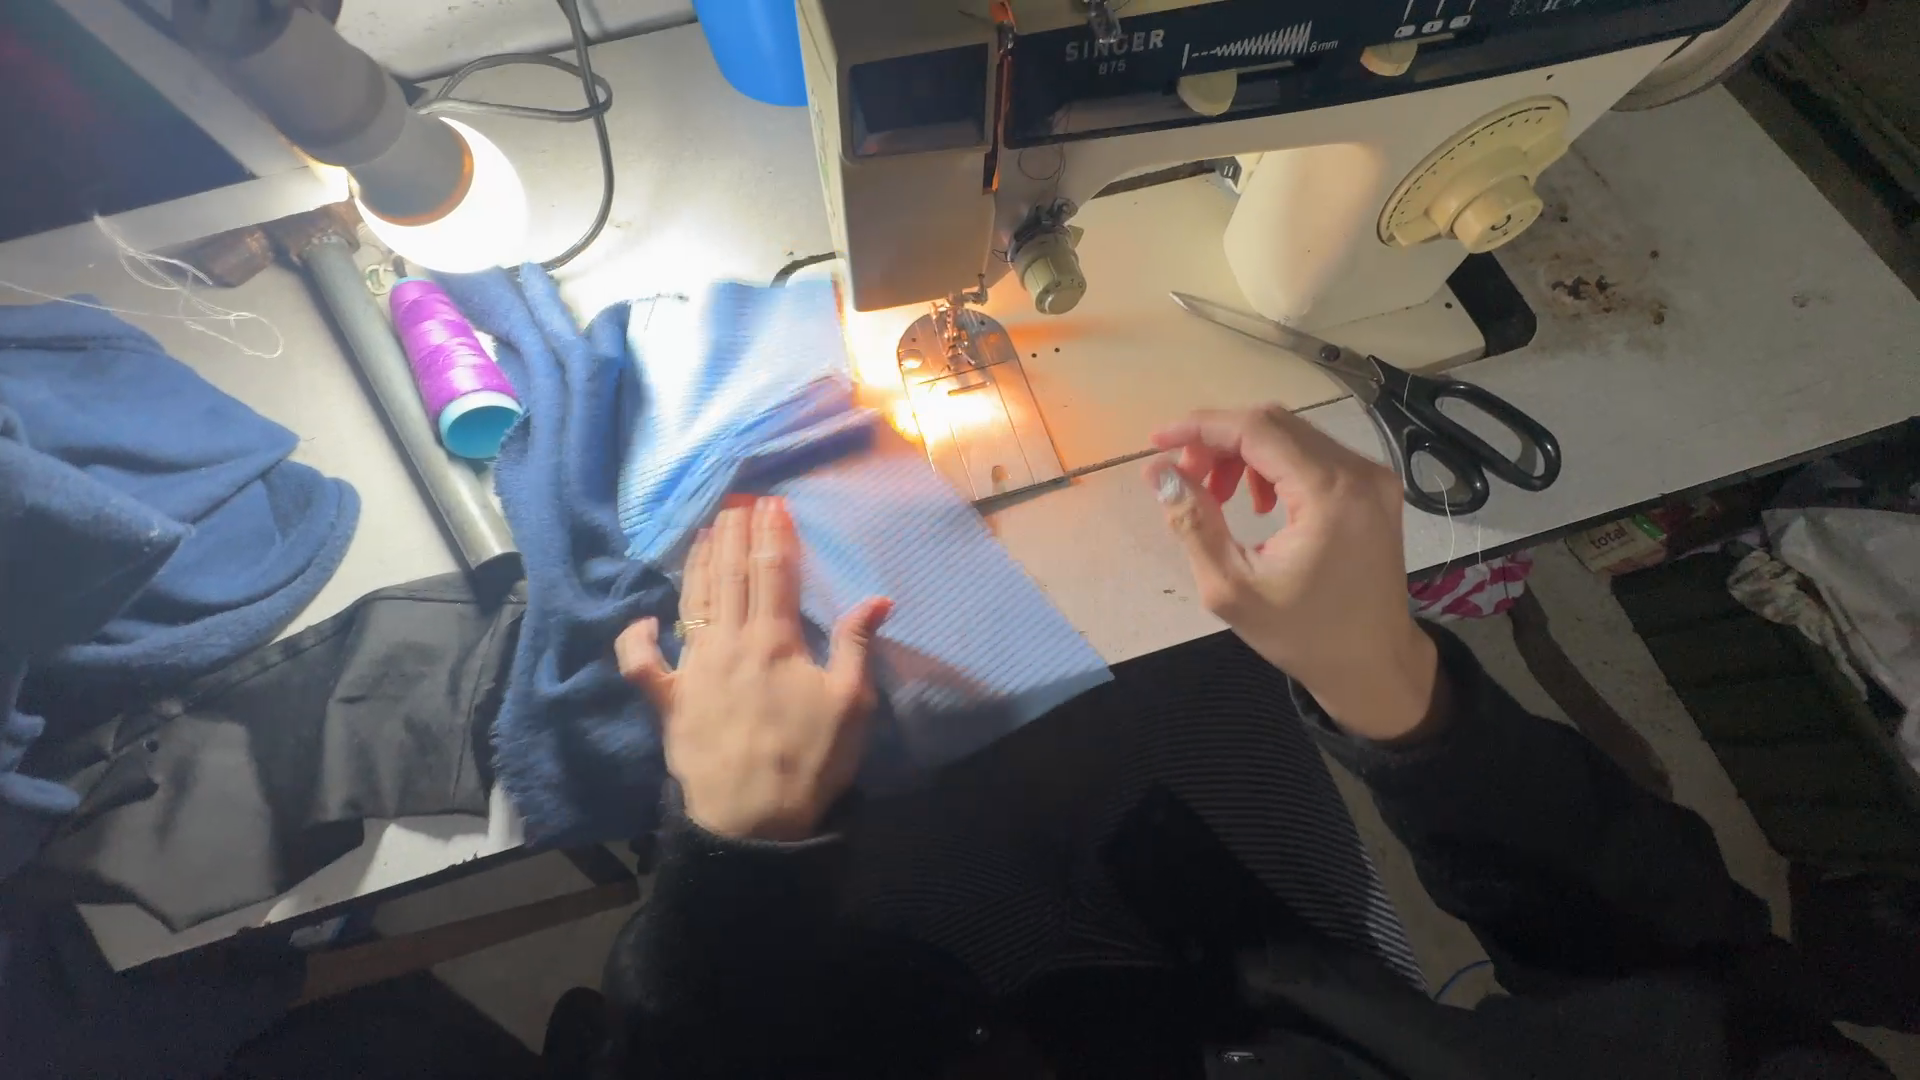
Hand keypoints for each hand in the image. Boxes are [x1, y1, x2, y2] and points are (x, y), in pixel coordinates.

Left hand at [616, 497, 891, 841]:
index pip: (773, 572)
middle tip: (736, 501)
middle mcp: (728, 644)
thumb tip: (876, 597)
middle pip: (731, 576)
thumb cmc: (810, 761)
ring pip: (693, 602)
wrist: (754, 824)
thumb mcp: (851, 704)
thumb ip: (856, 646)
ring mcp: (692, 670)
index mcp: (773, 641)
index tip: (772, 503)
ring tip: (705, 530)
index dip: (773, 534)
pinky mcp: (668, 701)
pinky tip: (643, 618)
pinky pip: (642, 665)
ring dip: (700, 563)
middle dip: (735, 534)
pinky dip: (636, 640)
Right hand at [1145, 407, 1441, 740]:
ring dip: (1241, 452)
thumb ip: (1192, 521)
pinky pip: (1311, 454)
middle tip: (1183, 478)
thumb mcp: (1230, 586)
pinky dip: (1271, 464)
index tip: (1156, 442)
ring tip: (1215, 495)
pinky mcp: (1373, 488)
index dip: (1199, 427)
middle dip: (1217, 441)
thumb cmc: (1301, 634)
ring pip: (1291, 434)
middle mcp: (1359, 471)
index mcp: (1329, 493)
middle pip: (1273, 424)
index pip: (1255, 430)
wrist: (1373, 665)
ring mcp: (1372, 477)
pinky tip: (1254, 502)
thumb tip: (1158, 472)